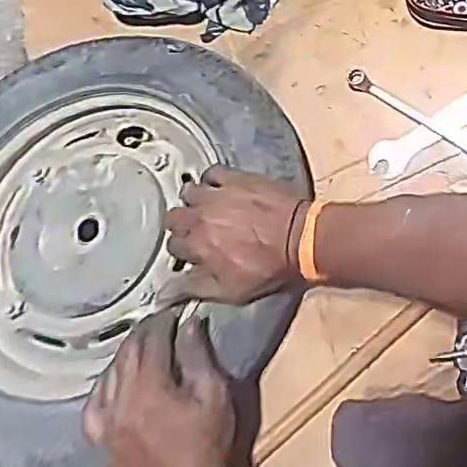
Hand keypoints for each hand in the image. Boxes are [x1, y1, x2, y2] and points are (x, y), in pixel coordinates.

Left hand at [84, 312, 235, 466]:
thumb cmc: (210, 440)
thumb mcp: (214, 392)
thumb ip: (198, 354)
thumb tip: (189, 321)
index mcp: (150, 390)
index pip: (151, 340)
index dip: (164, 320)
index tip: (178, 309)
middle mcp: (121, 405)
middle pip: (127, 354)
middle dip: (144, 331)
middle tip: (162, 320)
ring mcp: (107, 427)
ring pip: (108, 376)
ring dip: (125, 354)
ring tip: (144, 344)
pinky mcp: (104, 444)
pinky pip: (93, 407)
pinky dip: (104, 387)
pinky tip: (115, 381)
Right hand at [164, 165, 306, 303]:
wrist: (301, 236)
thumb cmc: (269, 266)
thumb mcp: (229, 291)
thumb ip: (194, 289)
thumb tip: (166, 294)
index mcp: (198, 244)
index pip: (173, 246)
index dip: (182, 250)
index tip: (193, 251)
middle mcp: (202, 216)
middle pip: (174, 217)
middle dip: (181, 224)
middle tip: (195, 229)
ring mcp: (219, 194)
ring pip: (189, 192)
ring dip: (193, 200)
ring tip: (205, 206)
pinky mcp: (238, 178)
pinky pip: (213, 172)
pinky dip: (211, 178)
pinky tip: (218, 186)